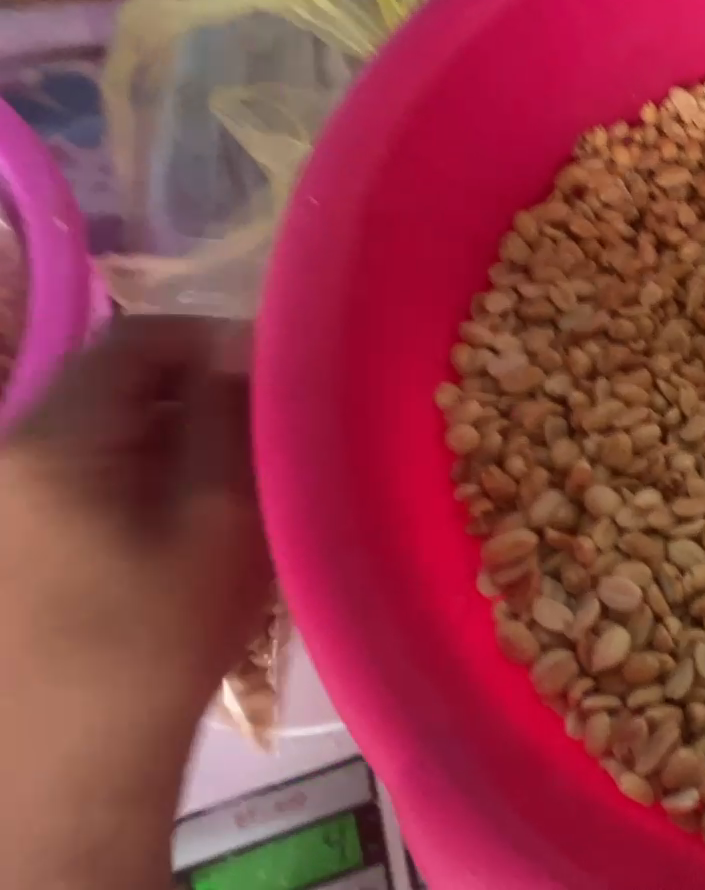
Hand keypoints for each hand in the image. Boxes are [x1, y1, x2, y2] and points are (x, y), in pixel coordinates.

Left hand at [0, 316, 268, 738]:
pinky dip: (145, 470)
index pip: (140, 338)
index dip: (222, 340)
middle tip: (275, 436)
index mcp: (54, 442)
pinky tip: (183, 518)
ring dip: (178, 433)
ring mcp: (1, 497)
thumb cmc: (158, 630)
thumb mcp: (222, 517)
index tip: (286, 378)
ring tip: (238, 480)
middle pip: (120, 381)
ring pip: (107, 427)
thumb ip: (231, 420)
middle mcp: (7, 454)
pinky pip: (85, 469)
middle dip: (205, 392)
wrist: (61, 756)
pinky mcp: (8, 533)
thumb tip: (246, 344)